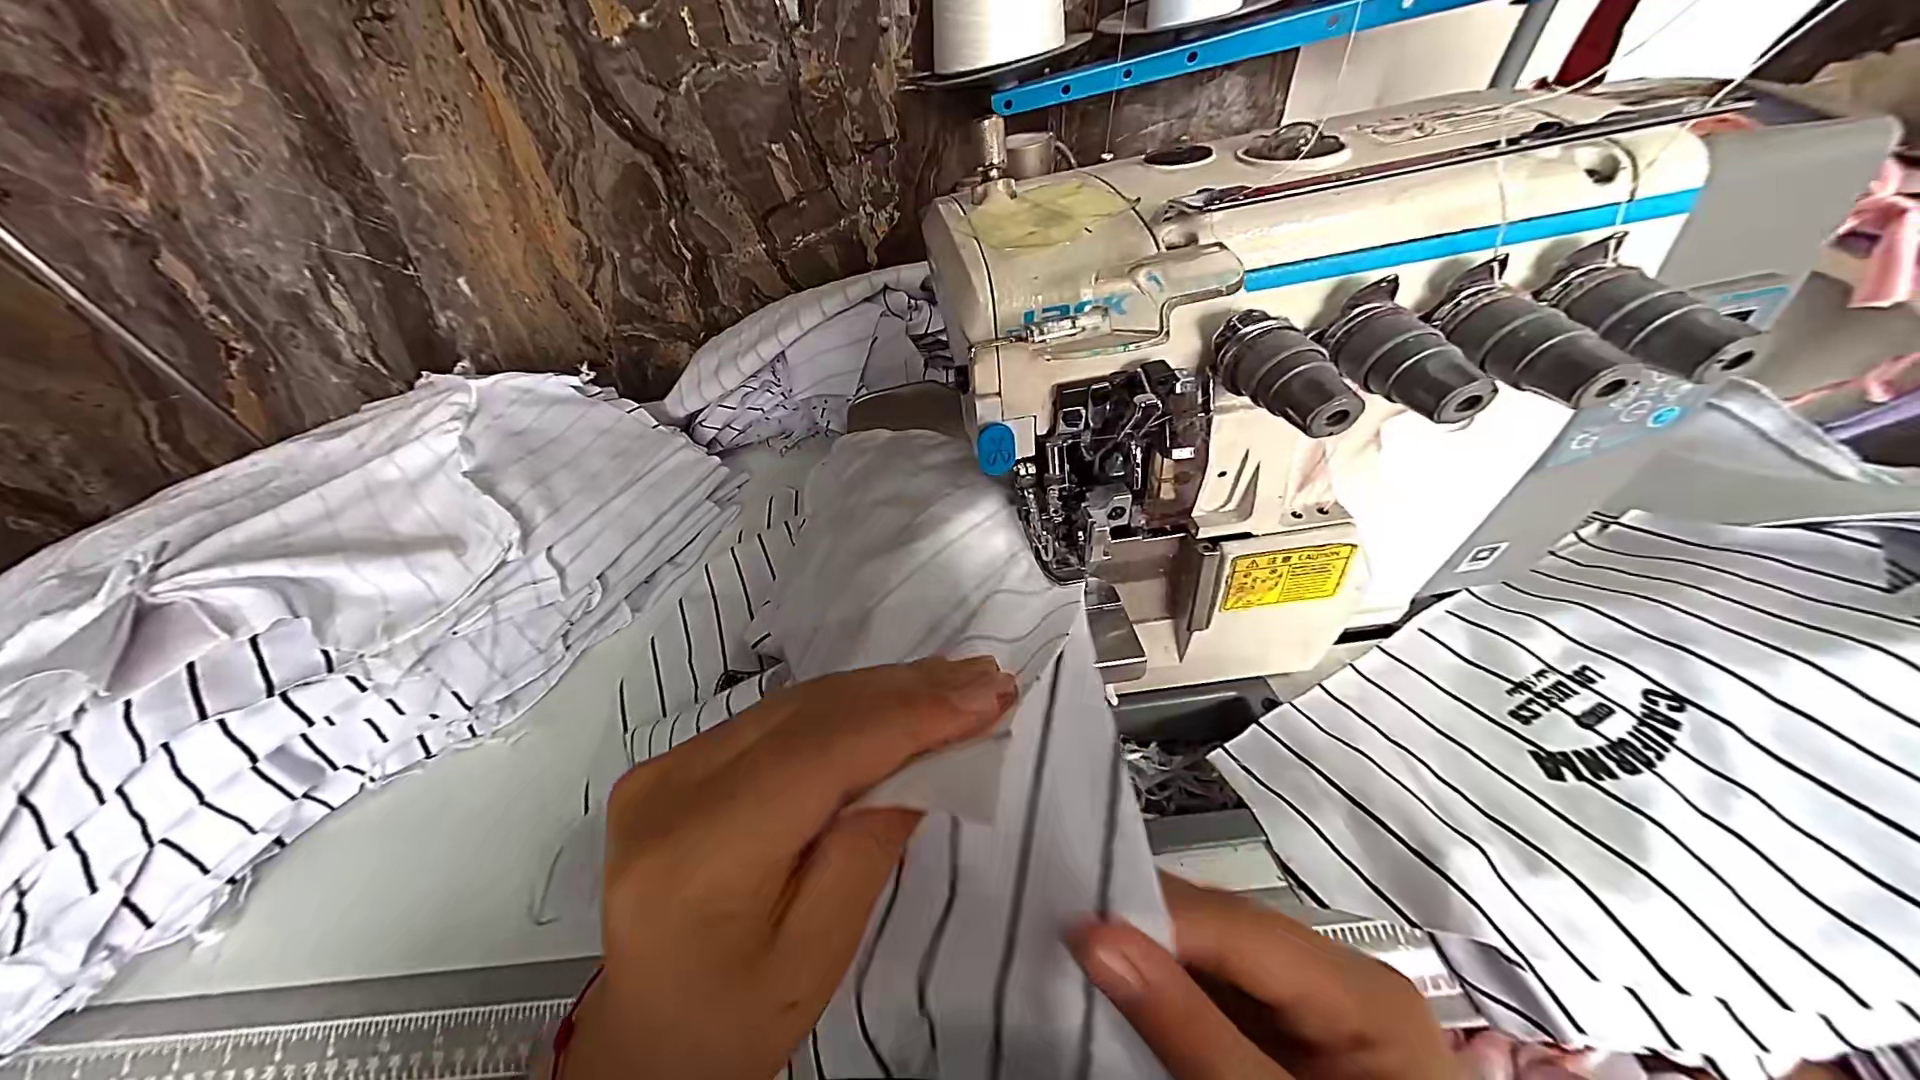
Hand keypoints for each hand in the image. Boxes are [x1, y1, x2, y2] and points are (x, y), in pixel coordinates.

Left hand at [562, 657, 1016, 1079]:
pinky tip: (894, 696)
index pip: (820, 753)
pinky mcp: (679, 759)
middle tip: (985, 678)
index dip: (909, 715)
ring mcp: (668, 764)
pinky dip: (848, 704)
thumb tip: (926, 753)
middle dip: (908, 691)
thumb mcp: (817, 954)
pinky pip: (781, 715)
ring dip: (883, 688)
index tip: (986, 694)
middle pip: (811, 713)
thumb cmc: (735, 1019)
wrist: (644, 1034)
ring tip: (953, 681)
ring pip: (799, 701)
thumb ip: (870, 844)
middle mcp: (671, 787)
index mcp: (697, 852)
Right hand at [1072, 873, 1457, 1079]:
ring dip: (1149, 954)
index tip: (1077, 924)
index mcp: (1363, 992)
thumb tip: (1096, 938)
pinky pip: (1215, 989)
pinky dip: (1167, 989)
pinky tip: (1126, 987)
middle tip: (1067, 932)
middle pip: (1226, 930)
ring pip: (1213, 954)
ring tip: (1082, 951)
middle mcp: (1339, 979)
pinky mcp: (1284, 1030)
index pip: (1239, 926)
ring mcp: (1311, 1005)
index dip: (1157, 918)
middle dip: (1147, 928)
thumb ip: (1190, 1031)